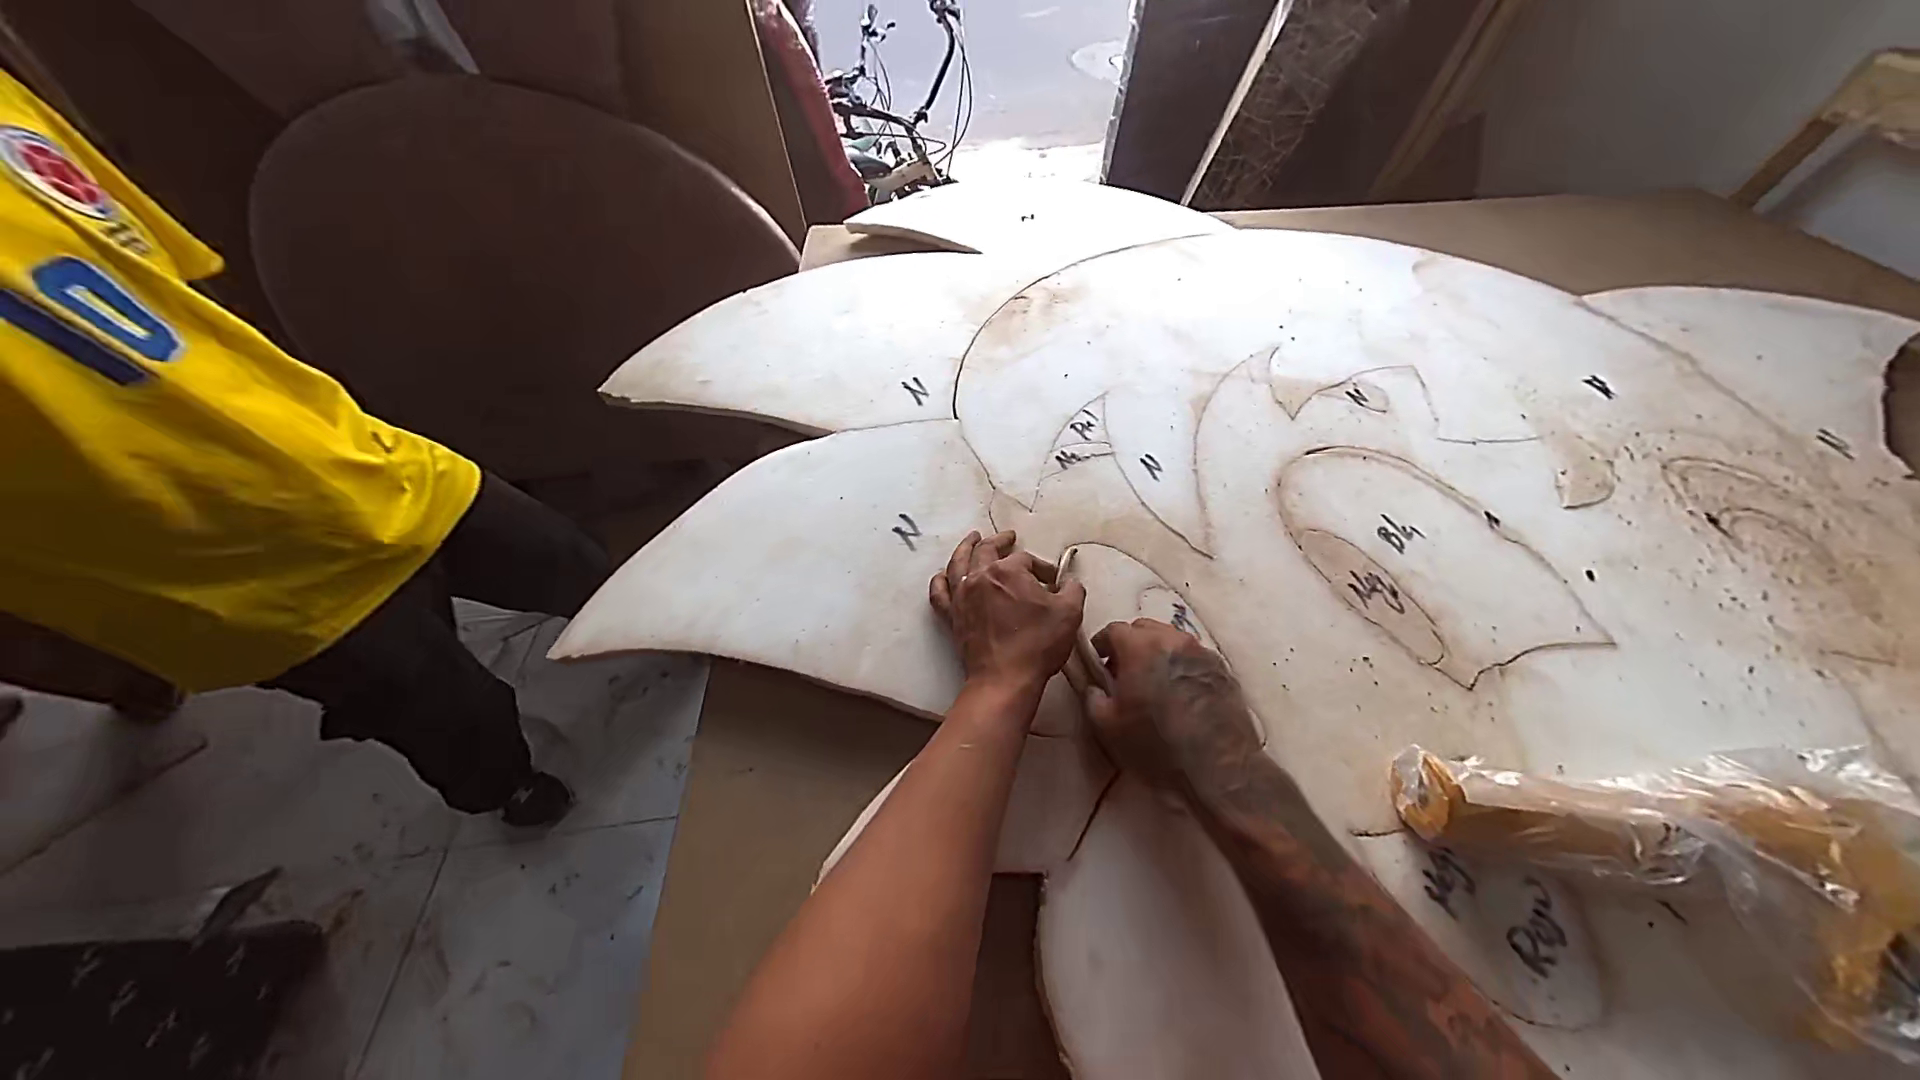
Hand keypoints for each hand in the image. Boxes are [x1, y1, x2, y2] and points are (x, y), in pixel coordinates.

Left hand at [929, 530, 1086, 696]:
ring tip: (972, 539)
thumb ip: (1072, 589)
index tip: (1054, 581)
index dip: (1042, 568)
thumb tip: (1070, 582)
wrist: (1005, 678)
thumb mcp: (1069, 613)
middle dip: (999, 541)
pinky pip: (940, 593)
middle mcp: (980, 578)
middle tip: (1008, 537)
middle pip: (986, 550)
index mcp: (1007, 571)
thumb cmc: (1037, 644)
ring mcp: (962, 597)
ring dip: (965, 548)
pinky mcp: (952, 617)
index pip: (1026, 559)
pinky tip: (942, 575)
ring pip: (958, 563)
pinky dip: (940, 581)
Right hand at [1083, 618, 1262, 793]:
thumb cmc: (1157, 746)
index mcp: (1140, 647)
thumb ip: (1093, 697)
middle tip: (1123, 672)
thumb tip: (1095, 687)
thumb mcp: (1107, 727)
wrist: (1220, 768)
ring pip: (1171, 640)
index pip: (1113, 630)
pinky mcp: (1223, 670)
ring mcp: (1202, 652)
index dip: (1101, 645)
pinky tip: (1179, 692)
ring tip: (1152, 682)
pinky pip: (1193, 657)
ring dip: (1156, 653)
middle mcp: (1172, 640)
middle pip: (1144, 628)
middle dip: (1129, 644)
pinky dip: (1180, 665)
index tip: (1098, 663)